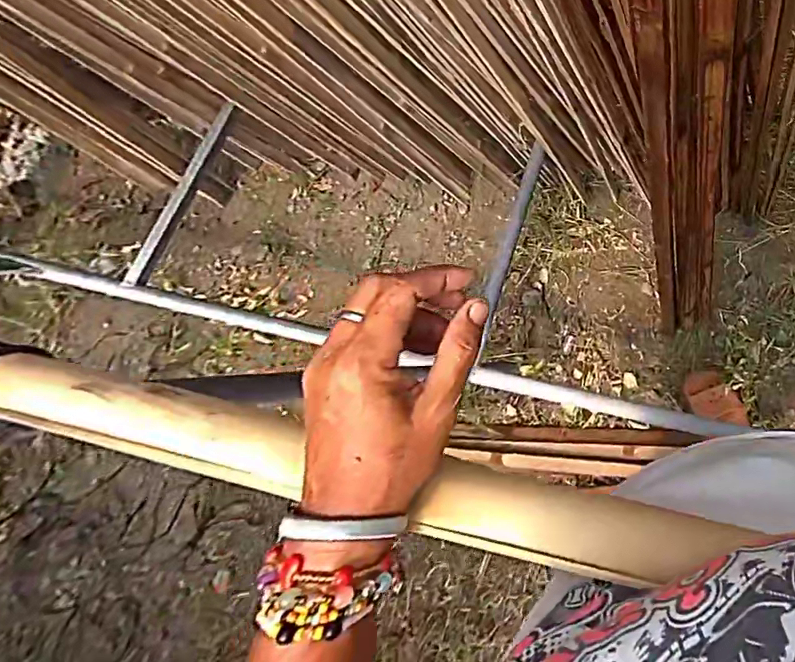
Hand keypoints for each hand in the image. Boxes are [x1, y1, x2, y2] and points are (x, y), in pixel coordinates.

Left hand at [296, 267, 485, 558]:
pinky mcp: (321, 375)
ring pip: (365, 308)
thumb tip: (473, 312)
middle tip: (453, 300)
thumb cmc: (385, 474)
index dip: (436, 279)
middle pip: (376, 289)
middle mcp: (333, 357)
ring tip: (440, 335)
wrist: (345, 513)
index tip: (461, 281)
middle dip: (420, 288)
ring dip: (406, 310)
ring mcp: (323, 365)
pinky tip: (415, 350)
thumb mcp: (436, 410)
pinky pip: (355, 331)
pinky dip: (387, 328)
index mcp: (361, 363)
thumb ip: (457, 351)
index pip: (399, 292)